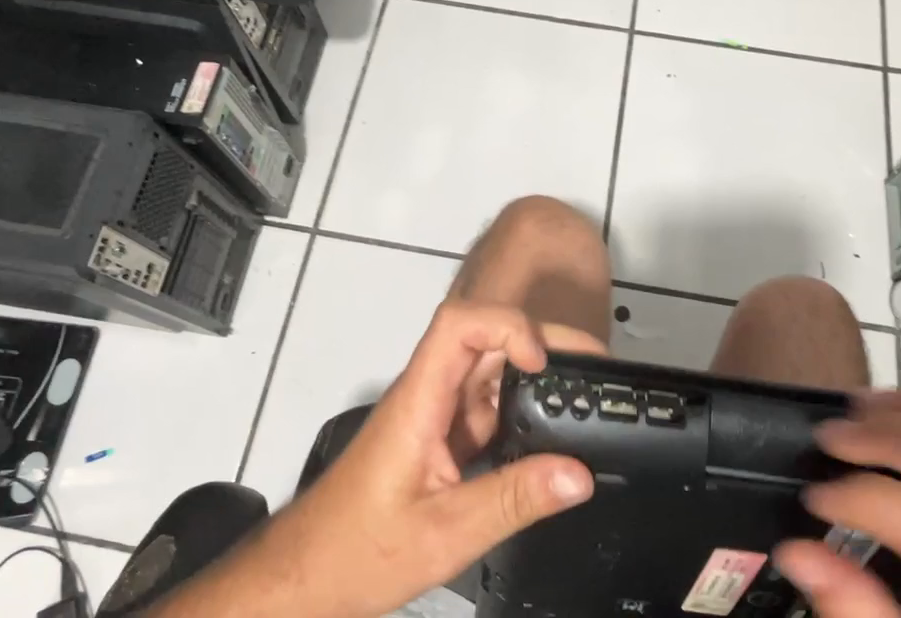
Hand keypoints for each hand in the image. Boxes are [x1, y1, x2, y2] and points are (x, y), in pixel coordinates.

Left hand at [156, 302, 593, 617]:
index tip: (542, 362)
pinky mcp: (441, 438)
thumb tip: (578, 475)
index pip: (459, 323)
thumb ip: (513, 501)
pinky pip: (488, 410)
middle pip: (484, 339)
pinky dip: (523, 415)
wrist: (309, 575)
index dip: (507, 325)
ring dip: (535, 378)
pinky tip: (551, 437)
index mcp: (420, 400)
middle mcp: (429, 394)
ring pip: (490, 373)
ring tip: (584, 396)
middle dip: (540, 342)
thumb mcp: (445, 534)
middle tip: (591, 367)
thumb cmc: (358, 551)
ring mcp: (435, 415)